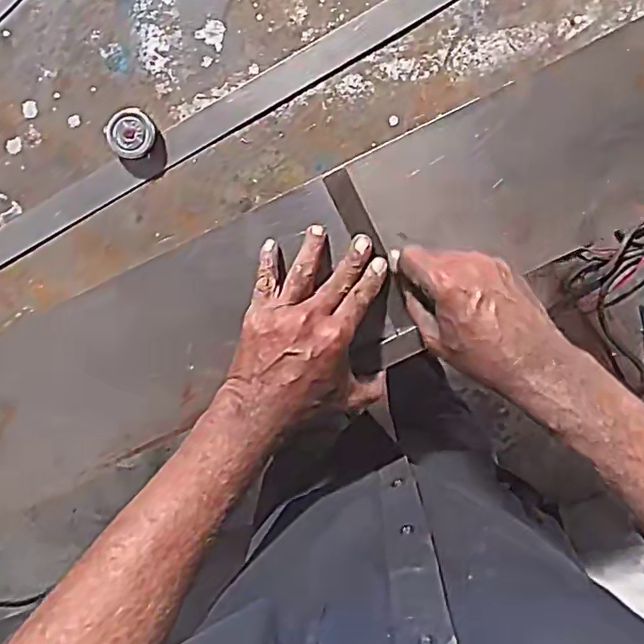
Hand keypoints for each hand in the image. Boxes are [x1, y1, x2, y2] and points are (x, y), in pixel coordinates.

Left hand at [217, 225, 388, 437]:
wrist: (257, 412)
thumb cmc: (301, 408)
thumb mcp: (347, 400)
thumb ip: (371, 385)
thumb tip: (386, 376)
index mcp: (335, 335)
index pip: (359, 298)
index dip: (371, 279)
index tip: (378, 263)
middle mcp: (310, 318)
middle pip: (336, 280)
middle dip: (352, 258)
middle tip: (360, 240)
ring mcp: (283, 313)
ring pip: (301, 272)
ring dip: (312, 250)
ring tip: (317, 230)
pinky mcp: (259, 315)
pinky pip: (264, 283)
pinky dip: (266, 263)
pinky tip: (269, 247)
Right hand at [393, 247, 584, 398]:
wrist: (533, 361)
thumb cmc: (491, 358)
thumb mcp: (438, 341)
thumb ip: (416, 309)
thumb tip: (408, 293)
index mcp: (447, 280)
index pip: (410, 254)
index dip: (403, 268)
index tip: (405, 279)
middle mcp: (469, 263)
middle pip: (433, 254)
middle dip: (428, 273)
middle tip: (433, 300)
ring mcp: (490, 263)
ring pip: (456, 258)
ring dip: (451, 275)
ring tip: (460, 305)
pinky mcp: (506, 267)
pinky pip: (477, 265)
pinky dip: (472, 278)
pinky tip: (479, 303)